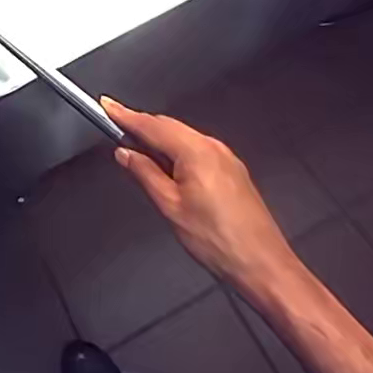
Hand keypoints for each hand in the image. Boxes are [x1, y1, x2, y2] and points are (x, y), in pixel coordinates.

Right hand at [104, 98, 297, 298]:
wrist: (264, 266)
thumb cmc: (222, 243)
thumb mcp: (170, 207)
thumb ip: (144, 174)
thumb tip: (127, 154)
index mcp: (195, 151)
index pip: (151, 124)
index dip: (125, 115)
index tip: (108, 105)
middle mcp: (213, 147)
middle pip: (168, 126)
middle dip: (141, 125)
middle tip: (117, 127)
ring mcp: (226, 157)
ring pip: (183, 136)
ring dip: (159, 139)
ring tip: (138, 152)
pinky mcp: (232, 170)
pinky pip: (197, 148)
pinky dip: (177, 149)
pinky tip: (168, 166)